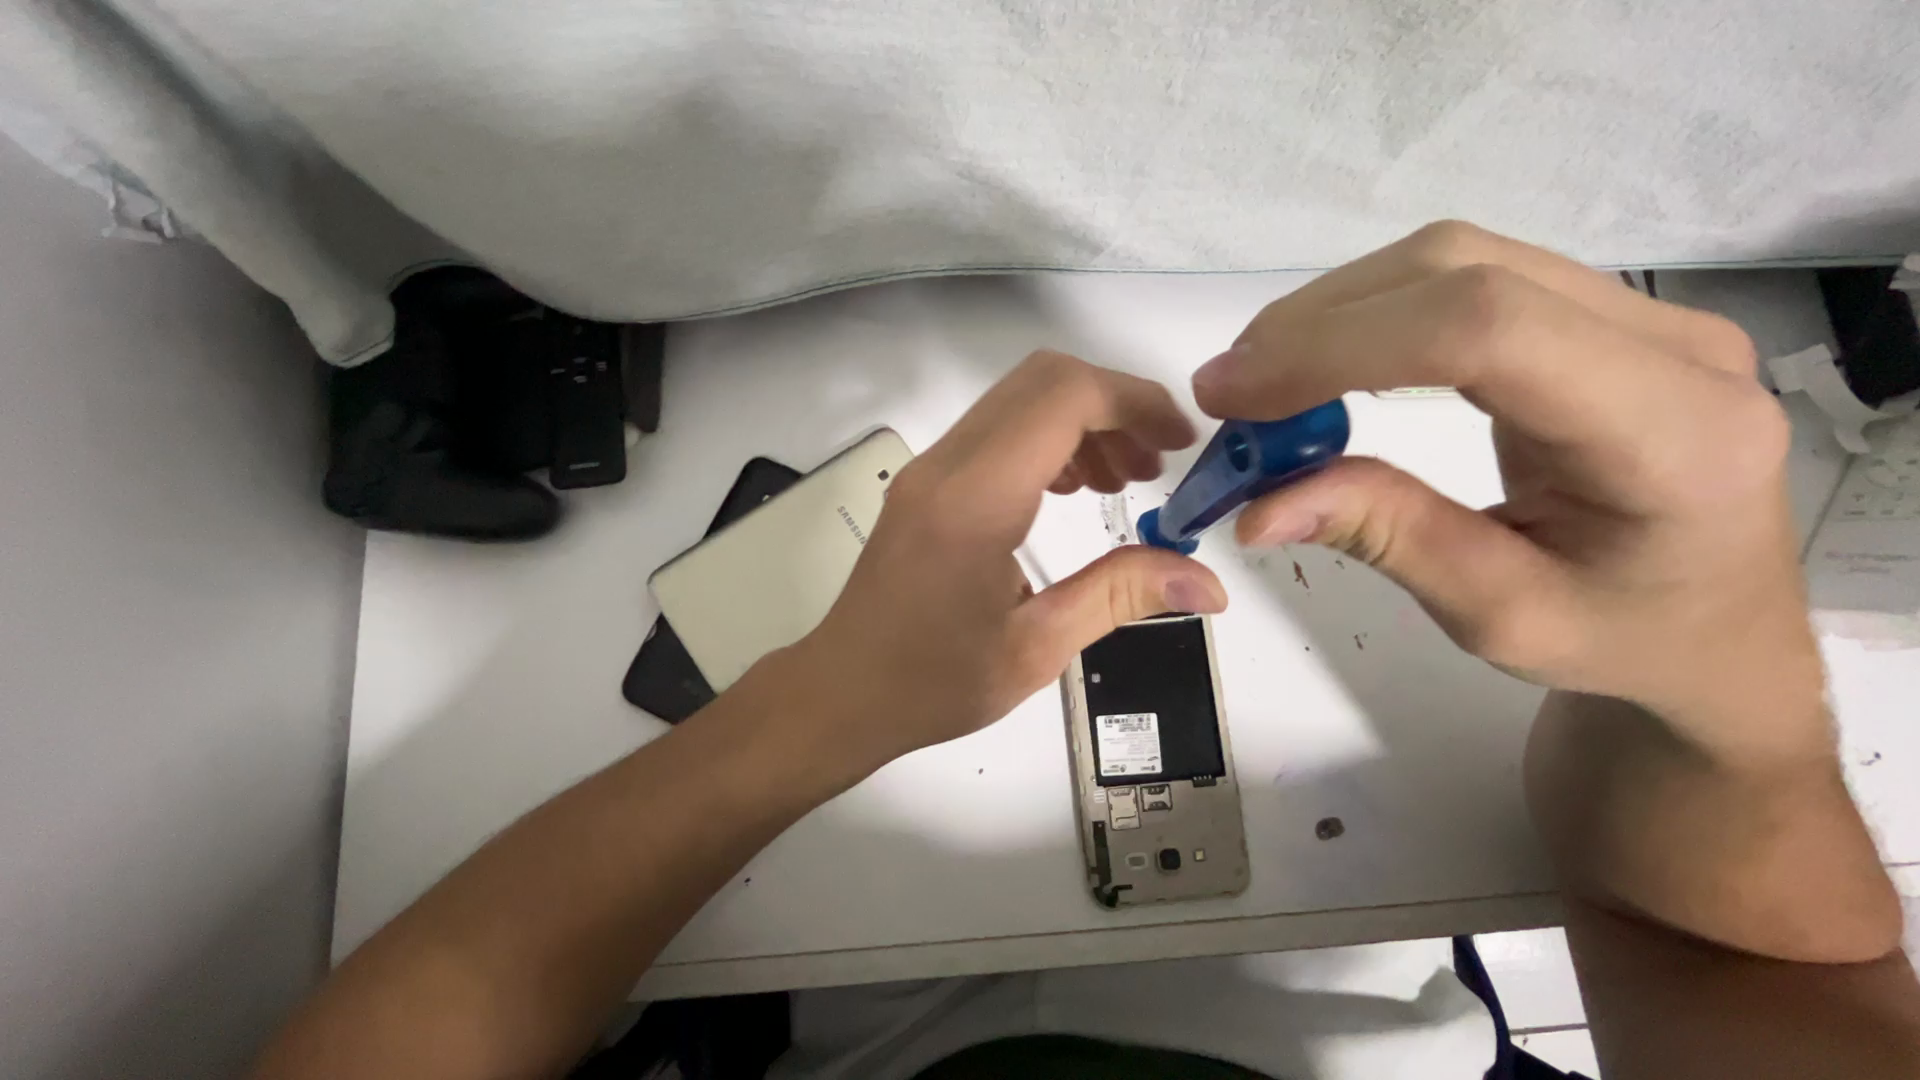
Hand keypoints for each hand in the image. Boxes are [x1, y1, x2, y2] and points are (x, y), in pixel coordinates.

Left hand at [777, 351, 1227, 769]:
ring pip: (1019, 398)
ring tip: (1122, 481)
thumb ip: (1121, 595)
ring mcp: (930, 468)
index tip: (1180, 445)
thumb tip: (1208, 581)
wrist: (844, 691)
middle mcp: (947, 465)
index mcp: (975, 500)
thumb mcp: (1037, 647)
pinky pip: (996, 429)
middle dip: (1115, 405)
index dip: (1135, 402)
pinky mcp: (926, 482)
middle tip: (1156, 464)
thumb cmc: (932, 682)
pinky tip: (1072, 490)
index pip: (1063, 397)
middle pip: (1043, 379)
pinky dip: (1048, 439)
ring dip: (1081, 420)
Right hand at [1191, 222, 1818, 754]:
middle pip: (1462, 271)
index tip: (1232, 398)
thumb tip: (1257, 506)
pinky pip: (1462, 280)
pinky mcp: (1595, 315)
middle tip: (1227, 394)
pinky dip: (1367, 316)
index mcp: (1669, 433)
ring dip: (1333, 313)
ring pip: (1453, 260)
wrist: (1711, 624)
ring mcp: (1637, 316)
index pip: (1486, 332)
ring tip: (1262, 383)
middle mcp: (1670, 344)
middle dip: (1318, 324)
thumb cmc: (1622, 640)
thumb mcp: (1499, 616)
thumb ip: (1387, 538)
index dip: (1339, 348)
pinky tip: (1322, 364)